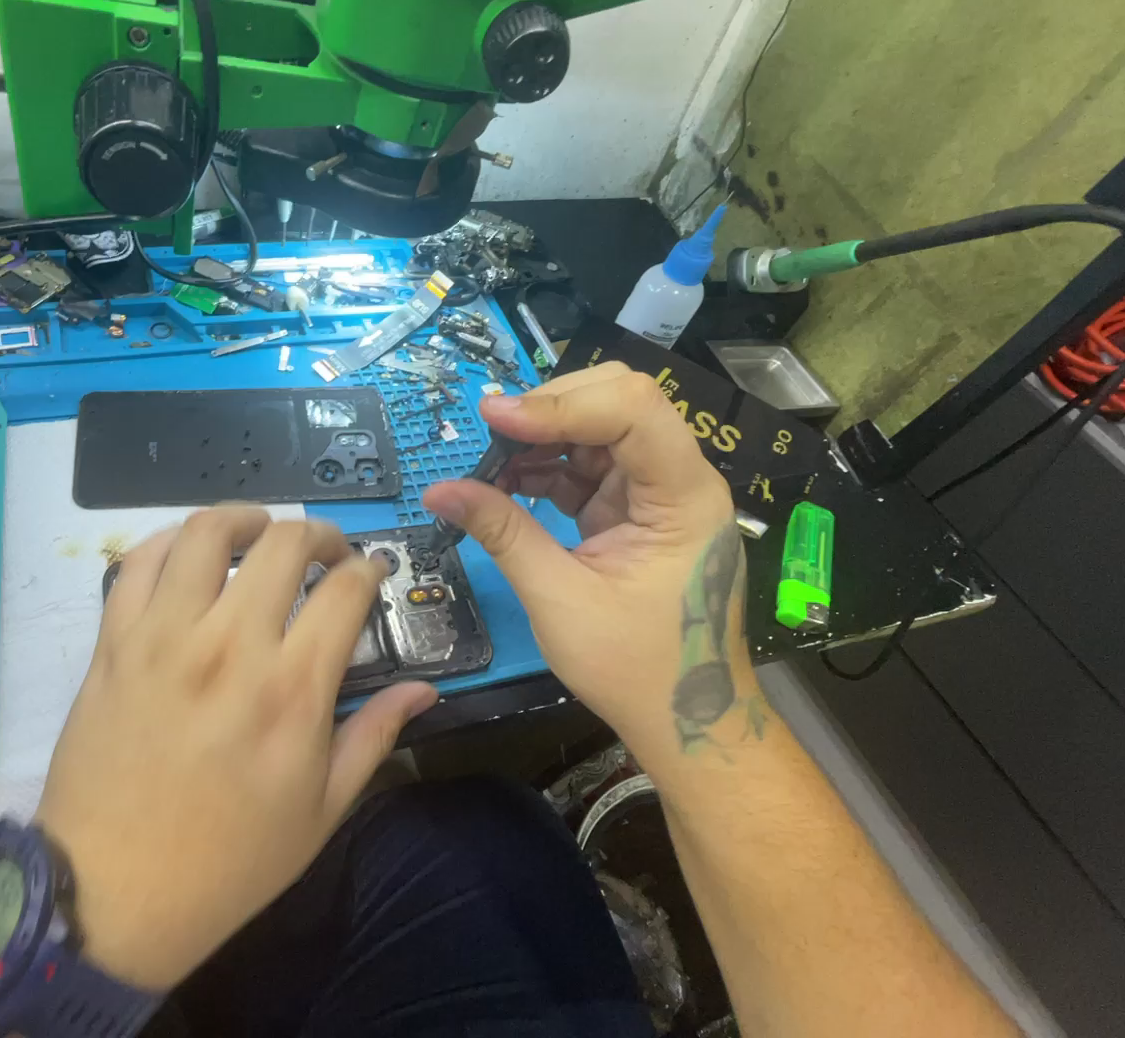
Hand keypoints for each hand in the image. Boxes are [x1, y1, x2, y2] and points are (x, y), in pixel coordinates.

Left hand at [33, 508, 437, 991]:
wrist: (113, 894)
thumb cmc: (229, 861)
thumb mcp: (322, 810)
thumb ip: (376, 736)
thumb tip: (425, 689)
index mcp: (292, 689)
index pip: (345, 590)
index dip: (368, 570)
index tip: (370, 574)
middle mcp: (229, 645)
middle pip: (284, 543)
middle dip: (319, 535)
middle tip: (325, 554)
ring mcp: (163, 637)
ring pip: (205, 533)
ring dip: (243, 518)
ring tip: (258, 532)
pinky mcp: (113, 642)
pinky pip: (137, 562)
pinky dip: (169, 541)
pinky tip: (189, 555)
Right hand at [422, 363, 757, 770]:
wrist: (685, 720)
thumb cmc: (636, 669)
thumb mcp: (559, 599)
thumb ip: (502, 534)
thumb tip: (439, 490)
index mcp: (683, 496)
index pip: (632, 410)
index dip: (559, 403)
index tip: (493, 417)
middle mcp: (678, 479)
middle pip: (619, 403)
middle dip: (550, 409)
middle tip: (490, 431)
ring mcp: (657, 493)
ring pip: (598, 430)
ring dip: (540, 440)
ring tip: (487, 465)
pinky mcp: (634, 511)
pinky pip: (587, 469)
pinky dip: (544, 471)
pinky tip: (505, 487)